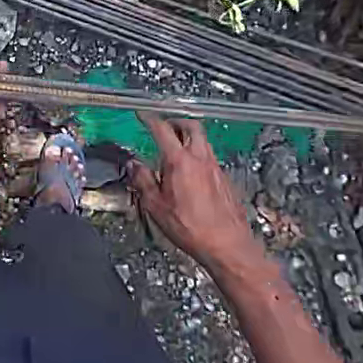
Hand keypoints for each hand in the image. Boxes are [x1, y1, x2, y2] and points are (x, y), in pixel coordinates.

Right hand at [131, 114, 263, 274]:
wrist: (227, 246)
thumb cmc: (193, 229)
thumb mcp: (156, 206)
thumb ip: (143, 181)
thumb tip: (134, 166)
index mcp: (180, 162)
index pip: (162, 130)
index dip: (150, 119)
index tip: (143, 116)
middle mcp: (200, 159)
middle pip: (191, 126)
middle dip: (175, 122)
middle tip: (164, 126)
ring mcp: (215, 168)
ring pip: (203, 140)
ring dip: (189, 137)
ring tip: (176, 148)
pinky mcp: (225, 180)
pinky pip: (210, 157)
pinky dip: (198, 155)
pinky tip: (191, 171)